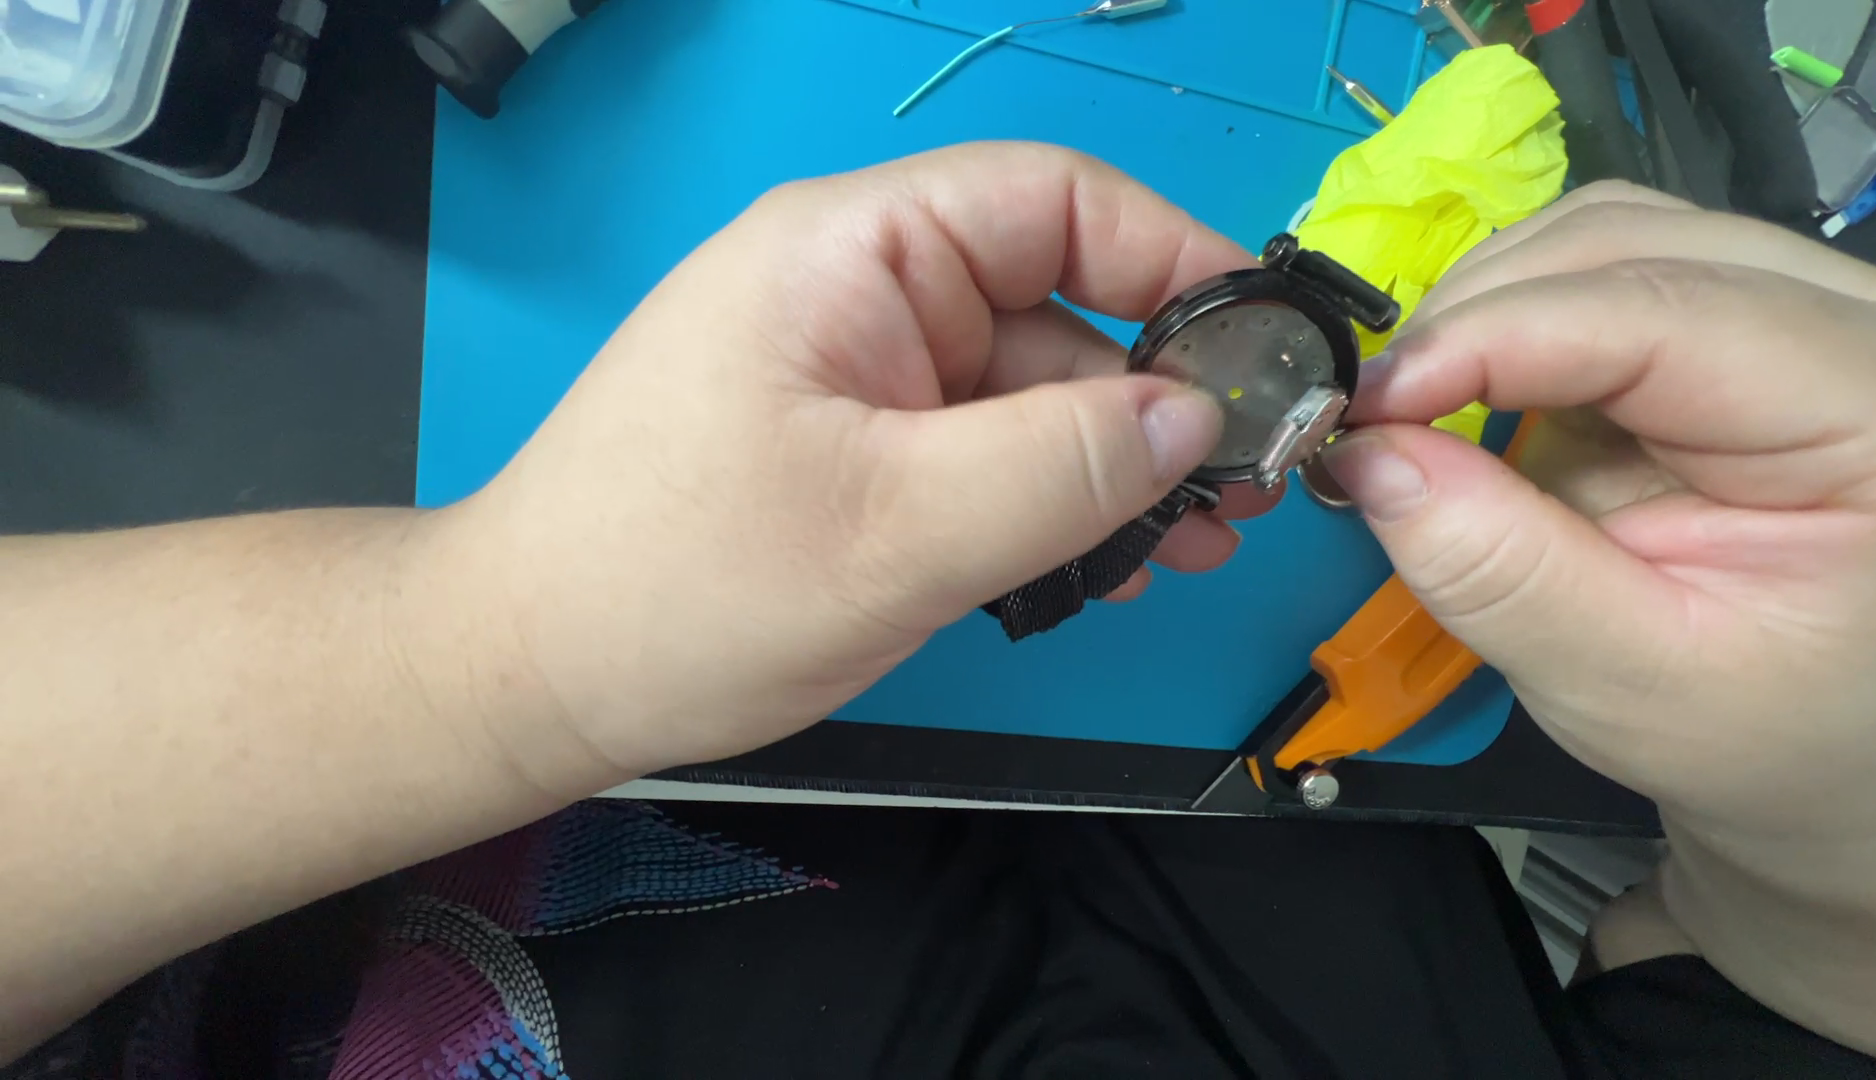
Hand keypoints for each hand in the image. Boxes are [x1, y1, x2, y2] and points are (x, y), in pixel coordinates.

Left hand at [428, 143, 1274, 783]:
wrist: (547, 675)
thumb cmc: (689, 588)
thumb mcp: (894, 528)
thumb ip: (1056, 466)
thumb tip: (1192, 419)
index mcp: (854, 257)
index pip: (1050, 206)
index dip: (1172, 261)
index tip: (1261, 344)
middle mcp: (867, 304)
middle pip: (1052, 319)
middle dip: (1152, 404)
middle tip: (1238, 493)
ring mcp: (869, 390)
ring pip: (1027, 408)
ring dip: (1112, 474)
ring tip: (1191, 546)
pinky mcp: (867, 464)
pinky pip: (987, 467)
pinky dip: (1052, 512)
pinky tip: (1107, 567)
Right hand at [1319, 182, 1875, 1060]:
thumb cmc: (1809, 769)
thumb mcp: (1633, 679)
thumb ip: (1484, 556)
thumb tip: (1356, 455)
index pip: (1636, 298)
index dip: (1466, 342)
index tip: (1349, 425)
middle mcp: (1851, 329)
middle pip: (1611, 234)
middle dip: (1458, 317)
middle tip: (1371, 427)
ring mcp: (1783, 335)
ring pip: (1586, 251)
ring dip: (1470, 327)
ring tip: (1413, 430)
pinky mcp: (1718, 367)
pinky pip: (1574, 304)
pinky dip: (1487, 349)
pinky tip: (1459, 427)